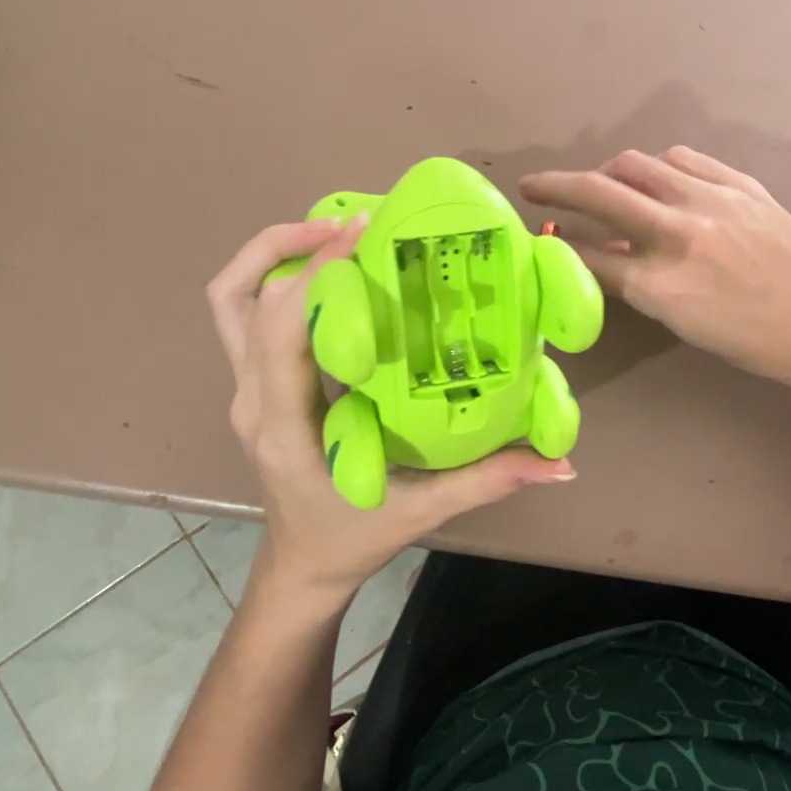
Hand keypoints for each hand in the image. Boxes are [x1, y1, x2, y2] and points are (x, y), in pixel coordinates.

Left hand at [206, 218, 575, 600]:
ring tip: (332, 231)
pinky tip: (326, 270)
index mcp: (286, 425)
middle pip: (245, 299)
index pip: (280, 332)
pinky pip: (243, 314)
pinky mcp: (254, 383)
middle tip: (362, 225)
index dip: (315, 274)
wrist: (302, 565)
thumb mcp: (421, 512)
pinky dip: (273, 277)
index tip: (366, 235)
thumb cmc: (353, 539)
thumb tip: (559, 464)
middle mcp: (253, 398)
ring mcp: (244, 389)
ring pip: (231, 299)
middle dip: (296, 248)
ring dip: (272, 253)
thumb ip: (486, 483)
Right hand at [520, 147, 790, 414]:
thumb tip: (605, 253)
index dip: (558, 245)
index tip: (540, 235)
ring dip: (609, 172)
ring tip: (604, 184)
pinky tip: (658, 177)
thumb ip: (637, 284)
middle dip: (556, 186)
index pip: (589, 254)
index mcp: (661, 282)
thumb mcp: (682, 322)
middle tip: (533, 186)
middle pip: (599, 193)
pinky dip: (658, 165)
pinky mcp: (742, 184)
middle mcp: (678, 232)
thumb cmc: (753, 341)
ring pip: (639, 164)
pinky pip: (684, 158)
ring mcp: (712, 200)